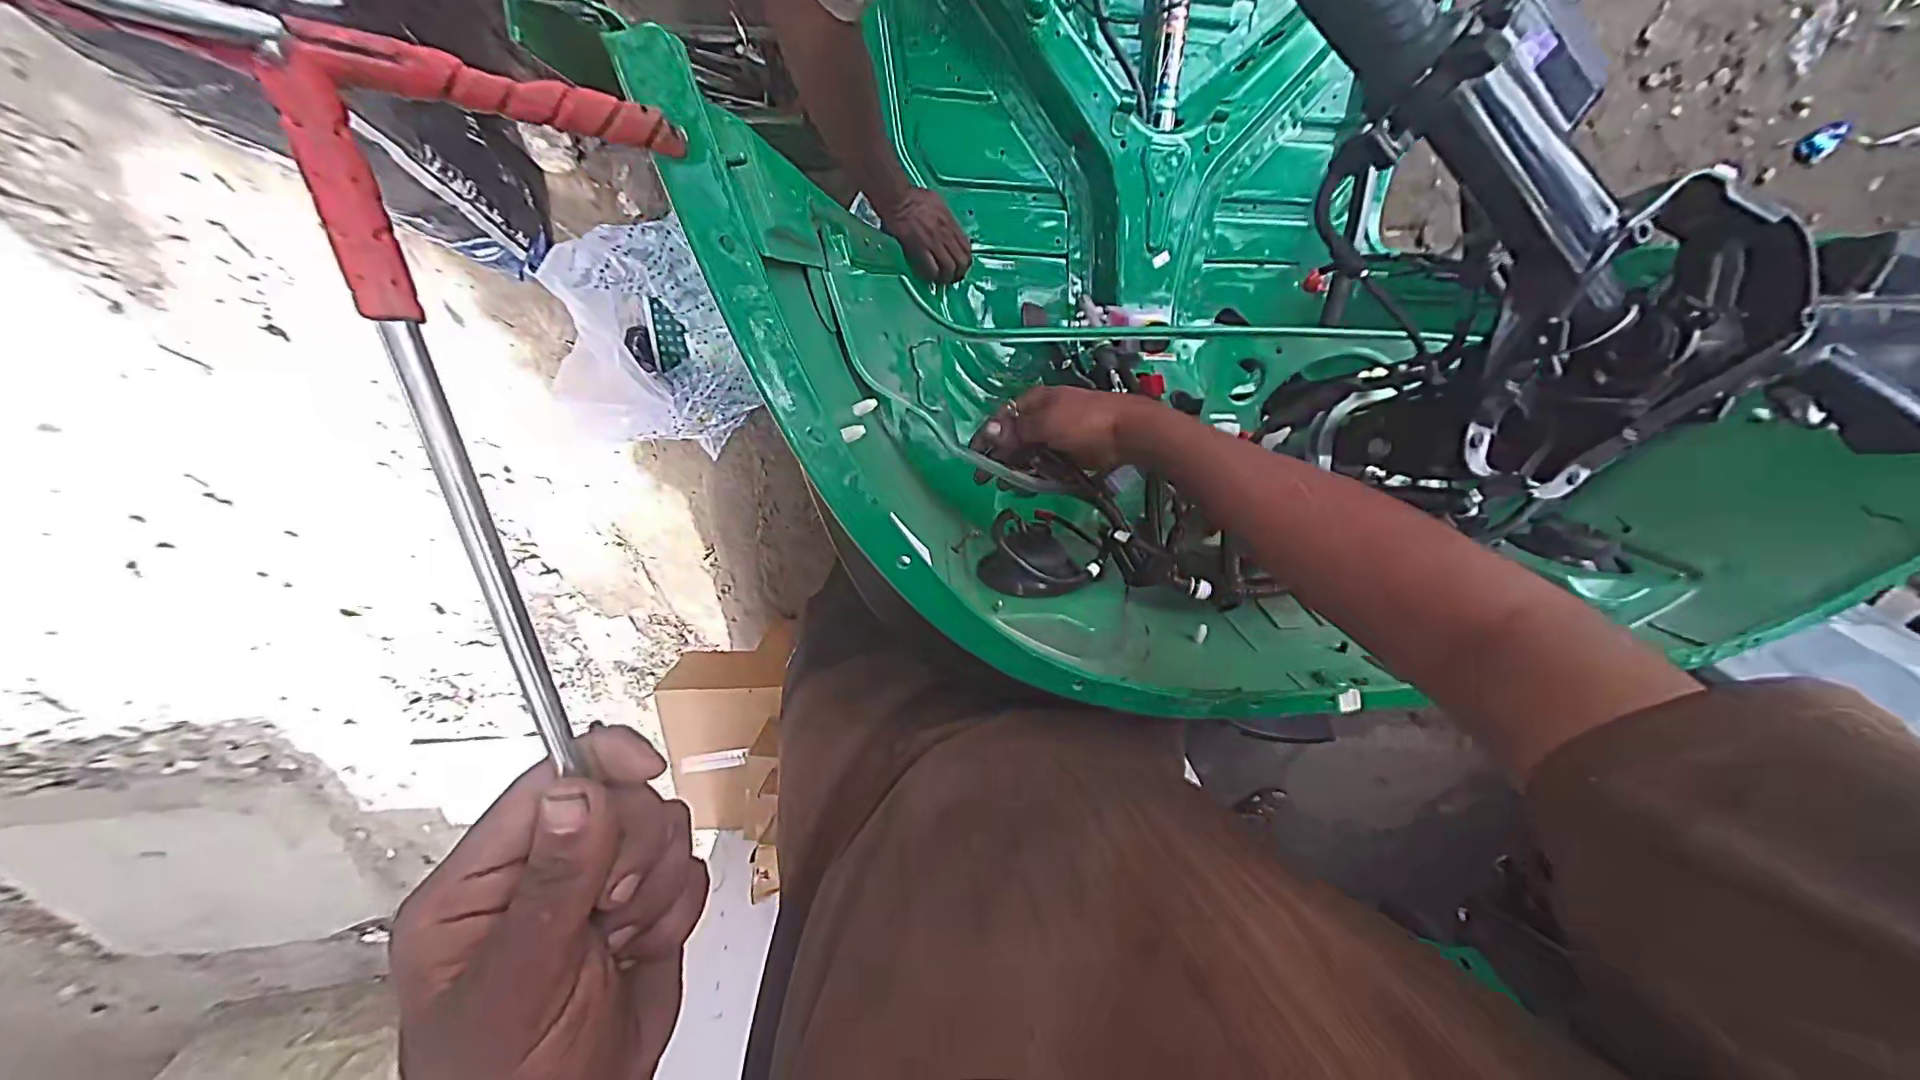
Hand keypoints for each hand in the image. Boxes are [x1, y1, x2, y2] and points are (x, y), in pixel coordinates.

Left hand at [391, 726, 707, 1079]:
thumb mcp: (515, 990)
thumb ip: (549, 888)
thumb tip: (574, 794)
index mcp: (483, 881)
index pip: (550, 781)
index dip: (602, 764)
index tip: (644, 767)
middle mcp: (544, 869)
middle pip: (621, 796)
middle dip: (632, 852)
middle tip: (609, 908)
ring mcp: (599, 883)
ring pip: (664, 825)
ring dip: (656, 885)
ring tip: (620, 936)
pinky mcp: (646, 900)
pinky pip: (689, 866)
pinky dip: (678, 908)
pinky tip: (642, 945)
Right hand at [876, 185, 971, 284]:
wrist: (898, 199)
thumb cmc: (914, 198)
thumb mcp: (938, 204)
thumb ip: (946, 219)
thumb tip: (949, 229)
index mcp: (951, 223)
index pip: (967, 247)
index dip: (966, 260)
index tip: (961, 266)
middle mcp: (946, 234)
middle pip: (962, 261)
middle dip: (959, 273)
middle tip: (953, 277)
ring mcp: (934, 242)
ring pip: (949, 267)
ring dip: (947, 277)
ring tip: (942, 280)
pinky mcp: (921, 248)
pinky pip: (932, 268)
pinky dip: (933, 276)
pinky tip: (930, 277)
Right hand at [994, 385, 1170, 471]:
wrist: (1129, 432)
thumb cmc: (1085, 422)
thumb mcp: (1045, 422)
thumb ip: (1015, 430)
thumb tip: (988, 433)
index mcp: (1035, 400)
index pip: (1001, 418)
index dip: (986, 438)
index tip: (975, 459)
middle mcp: (1044, 415)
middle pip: (1014, 437)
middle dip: (1001, 457)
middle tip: (990, 478)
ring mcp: (1059, 433)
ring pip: (1029, 452)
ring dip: (1018, 468)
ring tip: (1011, 485)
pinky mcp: (1072, 451)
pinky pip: (1048, 463)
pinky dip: (1038, 473)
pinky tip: (1033, 485)